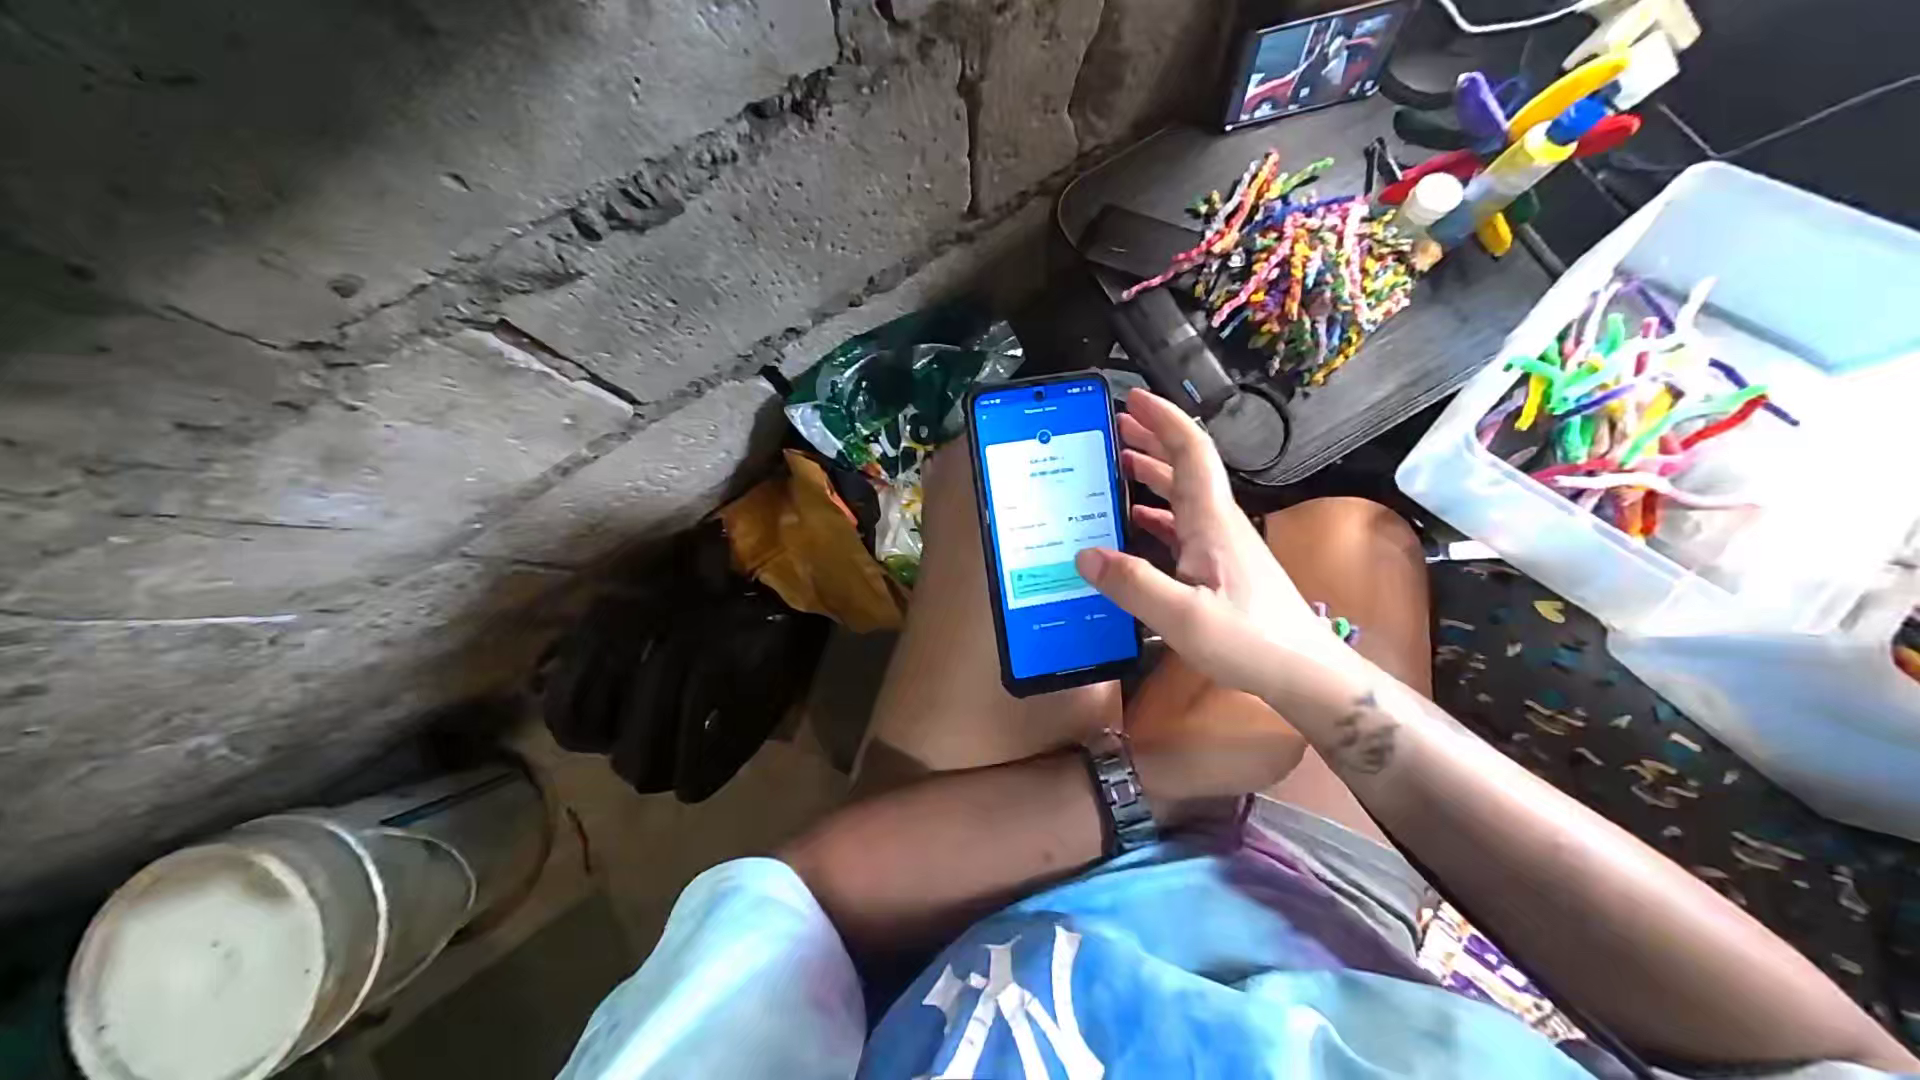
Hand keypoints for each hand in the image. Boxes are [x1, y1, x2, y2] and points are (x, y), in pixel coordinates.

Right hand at [1075, 389, 1344, 698]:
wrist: (1304, 671)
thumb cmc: (1251, 640)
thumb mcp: (1183, 617)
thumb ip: (1133, 584)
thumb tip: (1084, 555)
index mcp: (1211, 521)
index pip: (1190, 451)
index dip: (1162, 419)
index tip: (1132, 398)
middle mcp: (1218, 523)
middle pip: (1186, 464)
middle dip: (1153, 437)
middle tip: (1117, 423)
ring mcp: (1222, 543)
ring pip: (1184, 493)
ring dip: (1153, 472)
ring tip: (1120, 462)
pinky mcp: (1222, 564)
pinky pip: (1184, 523)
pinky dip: (1157, 512)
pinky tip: (1137, 521)